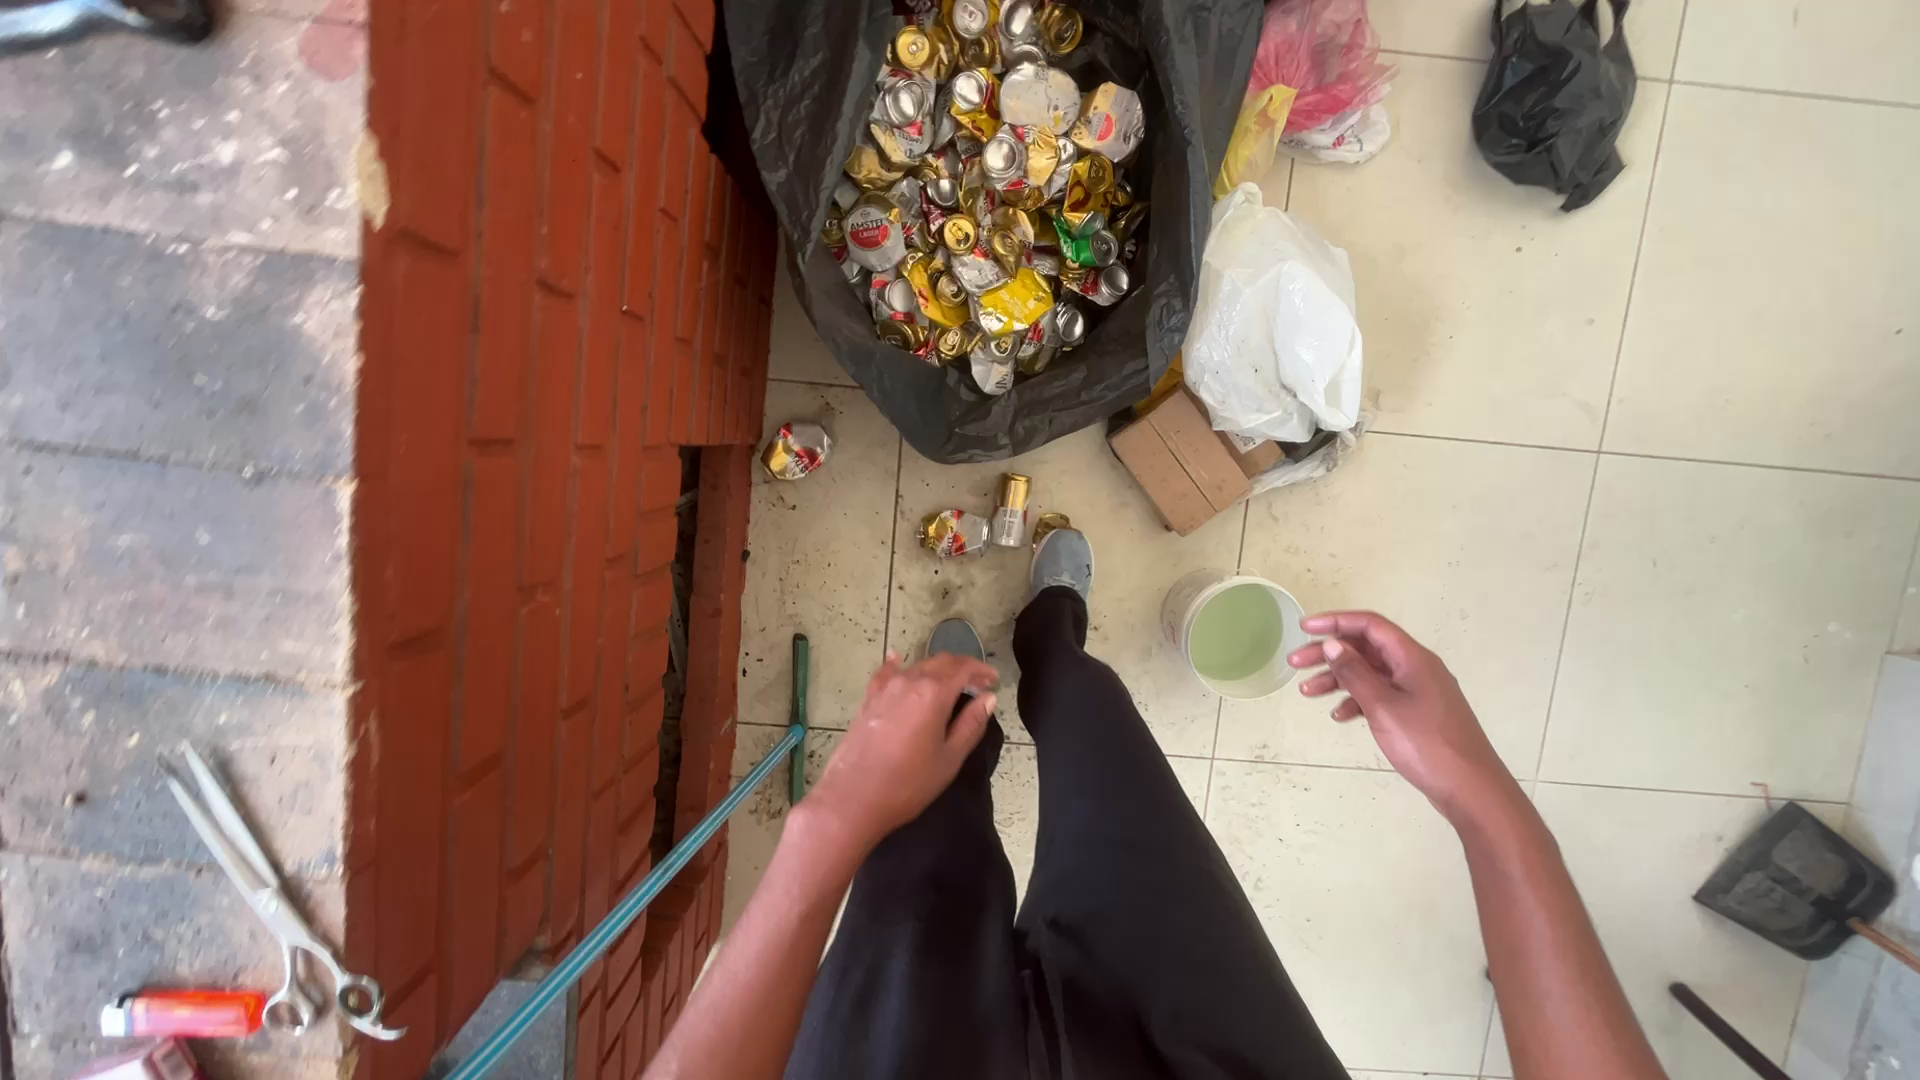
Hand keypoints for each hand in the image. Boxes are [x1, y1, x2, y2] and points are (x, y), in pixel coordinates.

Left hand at [801, 651, 999, 852]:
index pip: (963, 668)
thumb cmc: (908, 783)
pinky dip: (898, 664)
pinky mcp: (868, 699)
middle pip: (940, 662)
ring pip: (916, 666)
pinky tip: (897, 659)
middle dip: (962, 668)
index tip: (993, 680)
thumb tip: (988, 698)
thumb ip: (971, 724)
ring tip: (950, 684)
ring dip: (937, 670)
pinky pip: (887, 673)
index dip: (981, 670)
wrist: (852, 798)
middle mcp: (908, 681)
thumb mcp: (949, 758)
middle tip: (978, 683)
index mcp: (933, 693)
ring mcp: (885, 688)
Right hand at [1287, 612, 1517, 820]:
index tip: (1304, 629)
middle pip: (1366, 649)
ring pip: (1369, 673)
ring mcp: (1417, 691)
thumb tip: (1333, 645)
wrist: (1471, 790)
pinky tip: (1340, 715)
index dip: (1335, 622)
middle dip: (1328, 653)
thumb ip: (1355, 673)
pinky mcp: (1416, 713)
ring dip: (1337, 679)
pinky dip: (1356, 700)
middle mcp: (1415, 668)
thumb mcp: (1383, 707)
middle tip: (1295, 664)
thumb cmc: (1426, 744)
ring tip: (1307, 692)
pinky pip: (1379, 695)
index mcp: (1412, 659)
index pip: (1370, 626)